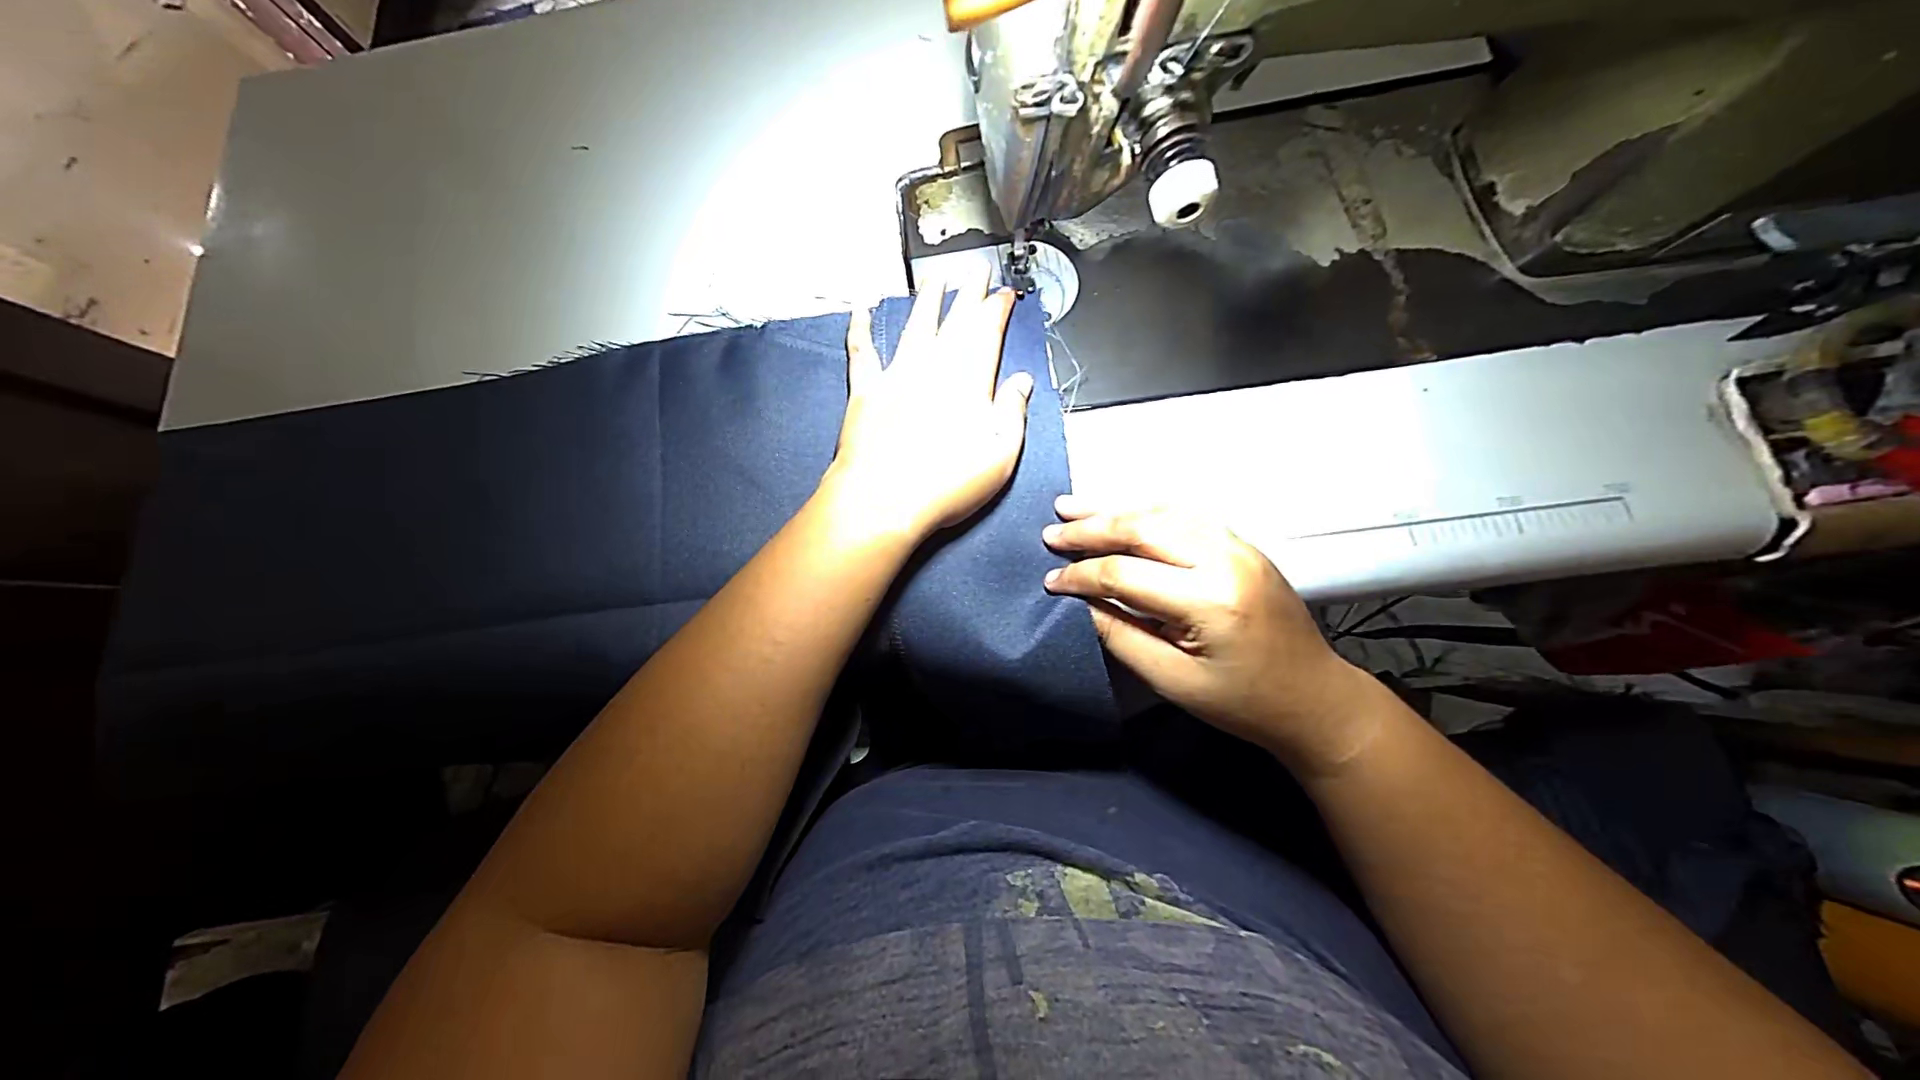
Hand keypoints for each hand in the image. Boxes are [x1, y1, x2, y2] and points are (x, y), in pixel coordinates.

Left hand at [823, 274, 1034, 539]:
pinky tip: (861, 309)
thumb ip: (1013, 412)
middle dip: (969, 294)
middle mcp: (933, 369)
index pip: (987, 333)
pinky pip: (862, 351)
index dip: (996, 309)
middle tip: (976, 272)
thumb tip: (1021, 383)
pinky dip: (861, 328)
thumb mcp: (1000, 454)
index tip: (1003, 294)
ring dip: (927, 301)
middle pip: (955, 322)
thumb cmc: (944, 485)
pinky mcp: (866, 391)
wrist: (883, 501)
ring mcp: (897, 376)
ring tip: (936, 279)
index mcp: (970, 382)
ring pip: (915, 326)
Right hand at [1041, 498, 1386, 776]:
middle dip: (1092, 528)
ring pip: (1165, 514)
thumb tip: (1081, 603)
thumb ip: (1121, 636)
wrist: (1316, 700)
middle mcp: (1225, 560)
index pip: (1125, 572)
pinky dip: (1149, 514)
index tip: (1051, 581)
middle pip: (1144, 528)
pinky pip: (1188, 518)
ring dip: (1117, 513)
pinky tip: (1125, 516)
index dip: (1081, 576)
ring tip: (1075, 511)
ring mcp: (1240, 548)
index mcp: (1209, 600)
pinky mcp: (1245, 548)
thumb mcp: (1173, 680)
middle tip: (1052, 531)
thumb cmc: (1244, 703)